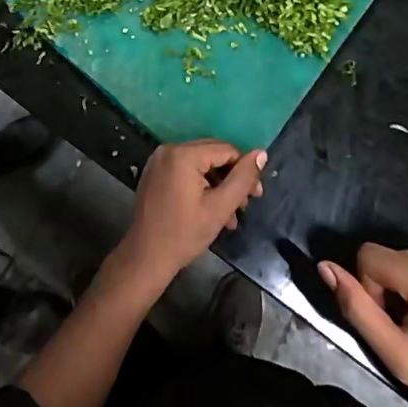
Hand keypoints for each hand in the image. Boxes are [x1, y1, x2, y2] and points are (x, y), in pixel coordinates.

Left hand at [108, 141, 265, 291]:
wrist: (146, 257)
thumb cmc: (184, 234)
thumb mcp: (220, 207)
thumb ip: (243, 178)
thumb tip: (261, 153)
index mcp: (184, 154)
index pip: (226, 150)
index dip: (245, 170)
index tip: (256, 195)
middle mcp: (169, 149)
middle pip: (213, 154)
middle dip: (232, 178)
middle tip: (246, 204)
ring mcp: (159, 160)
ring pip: (201, 164)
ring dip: (219, 185)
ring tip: (231, 214)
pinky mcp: (155, 172)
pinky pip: (185, 170)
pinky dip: (201, 185)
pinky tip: (212, 209)